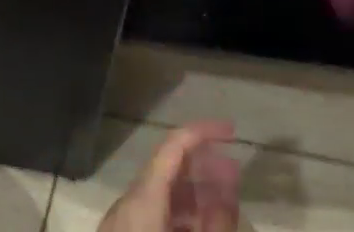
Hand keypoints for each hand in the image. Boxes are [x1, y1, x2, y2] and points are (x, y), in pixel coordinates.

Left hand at [98, 122, 239, 231]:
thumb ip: (217, 220)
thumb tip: (229, 195)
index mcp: (142, 196)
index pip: (174, 144)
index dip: (204, 130)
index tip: (232, 131)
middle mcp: (127, 201)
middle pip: (169, 169)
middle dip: (205, 168)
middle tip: (235, 175)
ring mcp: (119, 222)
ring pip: (161, 194)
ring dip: (193, 195)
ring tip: (221, 206)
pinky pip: (150, 213)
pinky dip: (176, 212)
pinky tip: (197, 225)